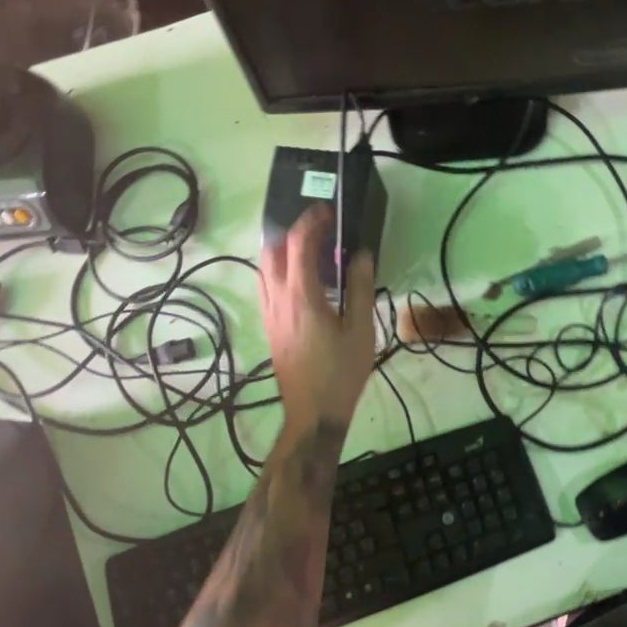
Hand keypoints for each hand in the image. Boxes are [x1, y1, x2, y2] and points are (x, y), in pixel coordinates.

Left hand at [259, 206, 376, 429]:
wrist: (313, 414)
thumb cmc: (341, 373)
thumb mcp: (361, 331)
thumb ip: (361, 289)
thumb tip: (361, 255)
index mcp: (301, 297)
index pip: (297, 245)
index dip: (310, 221)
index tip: (328, 212)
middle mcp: (277, 301)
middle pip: (271, 250)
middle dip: (291, 231)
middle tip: (319, 227)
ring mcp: (269, 315)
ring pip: (264, 268)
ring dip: (283, 250)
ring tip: (311, 249)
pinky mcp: (269, 327)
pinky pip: (266, 286)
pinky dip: (280, 270)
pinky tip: (303, 280)